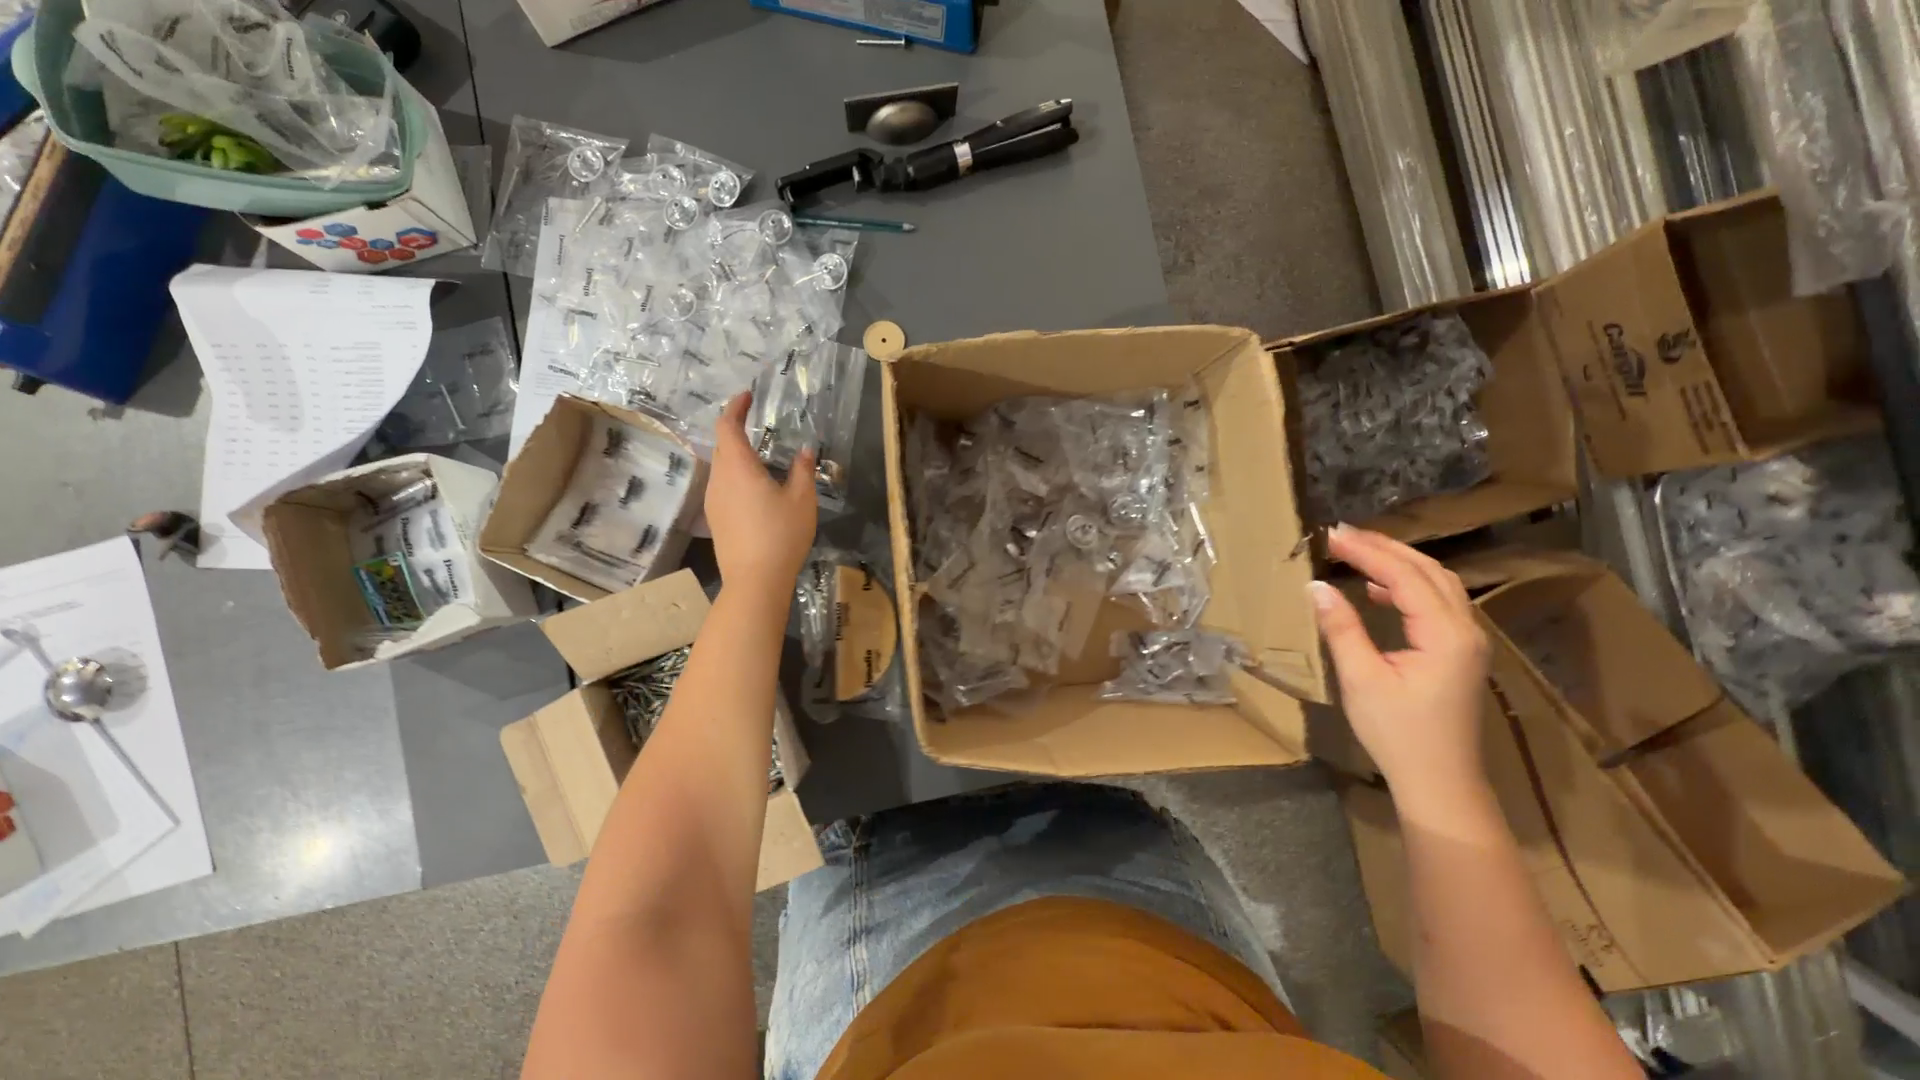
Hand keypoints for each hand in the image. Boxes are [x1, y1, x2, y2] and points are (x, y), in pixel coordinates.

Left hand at [705, 393, 817, 593]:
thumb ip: (802, 471)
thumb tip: (804, 451)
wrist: (754, 581)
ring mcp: (713, 500)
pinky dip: (735, 476)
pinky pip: (723, 486)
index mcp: (738, 467)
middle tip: (756, 424)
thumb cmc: (781, 535)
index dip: (735, 407)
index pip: (727, 425)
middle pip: (722, 445)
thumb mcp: (802, 500)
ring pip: (721, 467)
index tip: (747, 396)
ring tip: (760, 456)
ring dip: (736, 455)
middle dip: (735, 429)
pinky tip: (754, 488)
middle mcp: (719, 479)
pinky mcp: (715, 519)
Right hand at [1309, 526, 1490, 803]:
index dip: (1367, 552)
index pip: (1404, 576)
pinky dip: (1409, 585)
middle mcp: (1465, 629)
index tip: (1331, 536)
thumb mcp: (1362, 681)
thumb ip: (1342, 629)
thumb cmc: (1398, 735)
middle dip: (1385, 548)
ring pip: (1439, 583)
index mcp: (1445, 634)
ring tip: (1359, 551)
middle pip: (1429, 571)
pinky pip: (1439, 602)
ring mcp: (1468, 641)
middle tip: (1342, 535)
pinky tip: (1380, 590)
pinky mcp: (1461, 653)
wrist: (1440, 782)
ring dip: (1400, 563)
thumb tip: (1317, 587)